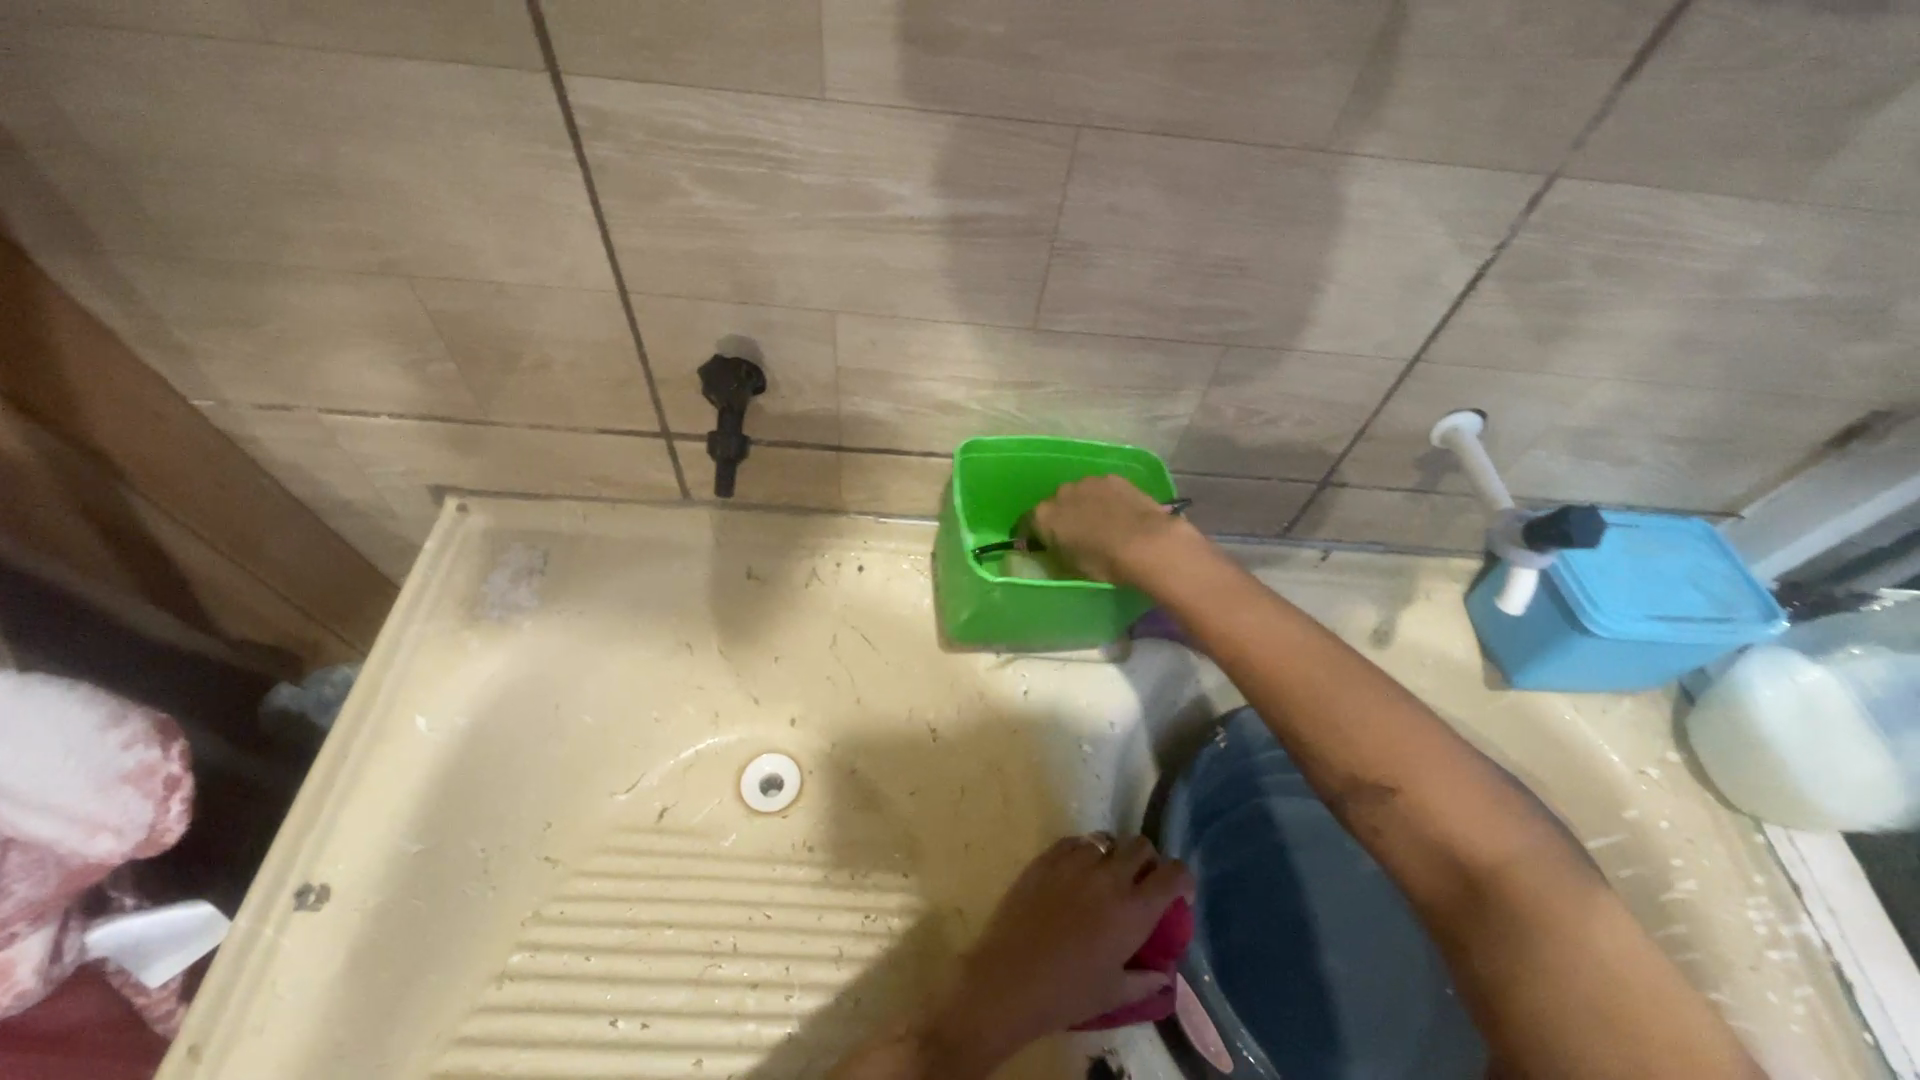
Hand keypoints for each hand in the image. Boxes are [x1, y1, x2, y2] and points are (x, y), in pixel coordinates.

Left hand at [932, 835, 1193, 1061]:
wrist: (1007, 980)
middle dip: (1148, 861)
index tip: (1178, 893)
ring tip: (1104, 875)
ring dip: (1113, 854)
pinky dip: (1082, 851)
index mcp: (1134, 910)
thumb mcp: (1114, 995)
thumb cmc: (1066, 994)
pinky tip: (1075, 871)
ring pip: (1106, 839)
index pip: (1174, 873)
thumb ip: (1146, 982)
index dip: (1183, 878)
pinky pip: (1073, 841)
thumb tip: (1164, 975)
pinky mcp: (1044, 859)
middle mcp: (1109, 877)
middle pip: (1141, 846)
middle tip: (1139, 883)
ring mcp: (1074, 863)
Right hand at [1030, 476, 1206, 585]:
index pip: (1027, 524)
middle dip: (1061, 518)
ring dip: (1084, 506)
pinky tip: (1120, 514)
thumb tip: (1050, 550)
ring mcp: (1087, 482)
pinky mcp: (1113, 478)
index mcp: (1043, 516)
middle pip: (1054, 505)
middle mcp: (1060, 493)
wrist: (1145, 543)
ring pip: (1079, 494)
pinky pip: (1102, 490)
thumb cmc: (1102, 563)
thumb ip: (1053, 554)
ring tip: (1102, 524)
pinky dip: (1105, 500)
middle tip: (1076, 536)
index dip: (1033, 536)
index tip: (1041, 546)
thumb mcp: (1069, 568)